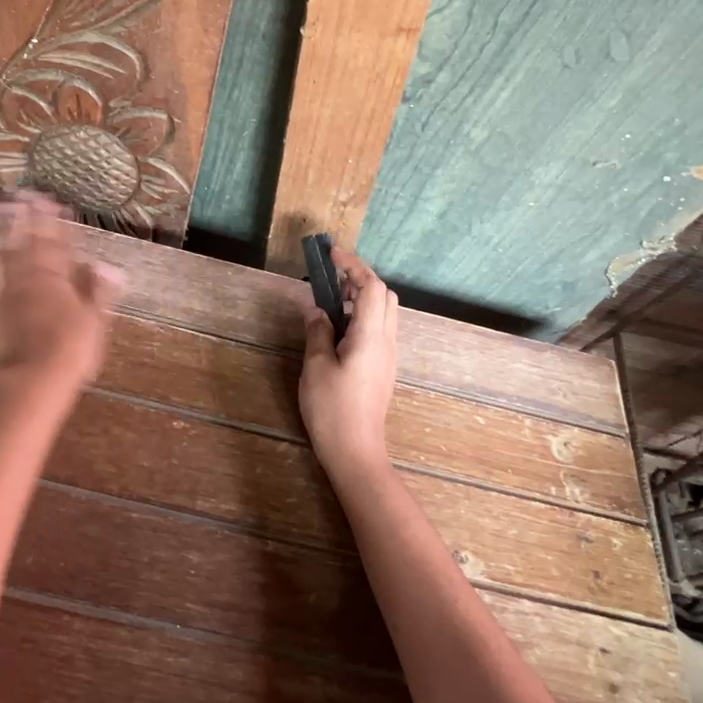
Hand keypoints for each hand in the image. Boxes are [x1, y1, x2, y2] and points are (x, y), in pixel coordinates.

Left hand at [0, 193, 123, 387]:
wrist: (32, 375)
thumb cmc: (71, 352)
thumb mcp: (95, 322)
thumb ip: (99, 291)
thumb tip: (108, 266)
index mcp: (61, 278)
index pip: (60, 244)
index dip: (57, 222)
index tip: (55, 202)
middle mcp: (33, 275)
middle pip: (31, 239)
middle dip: (29, 214)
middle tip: (25, 191)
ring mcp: (7, 286)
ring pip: (6, 247)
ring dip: (4, 224)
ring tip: (0, 202)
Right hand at [298, 247, 398, 471]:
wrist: (355, 450)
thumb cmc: (331, 408)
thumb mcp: (315, 367)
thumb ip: (317, 332)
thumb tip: (316, 308)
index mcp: (370, 336)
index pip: (370, 287)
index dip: (353, 265)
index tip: (331, 253)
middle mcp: (386, 341)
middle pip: (384, 295)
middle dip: (360, 278)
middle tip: (330, 276)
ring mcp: (387, 356)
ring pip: (384, 313)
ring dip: (362, 297)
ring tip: (331, 298)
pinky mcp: (382, 368)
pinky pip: (379, 329)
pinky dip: (362, 315)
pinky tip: (338, 326)